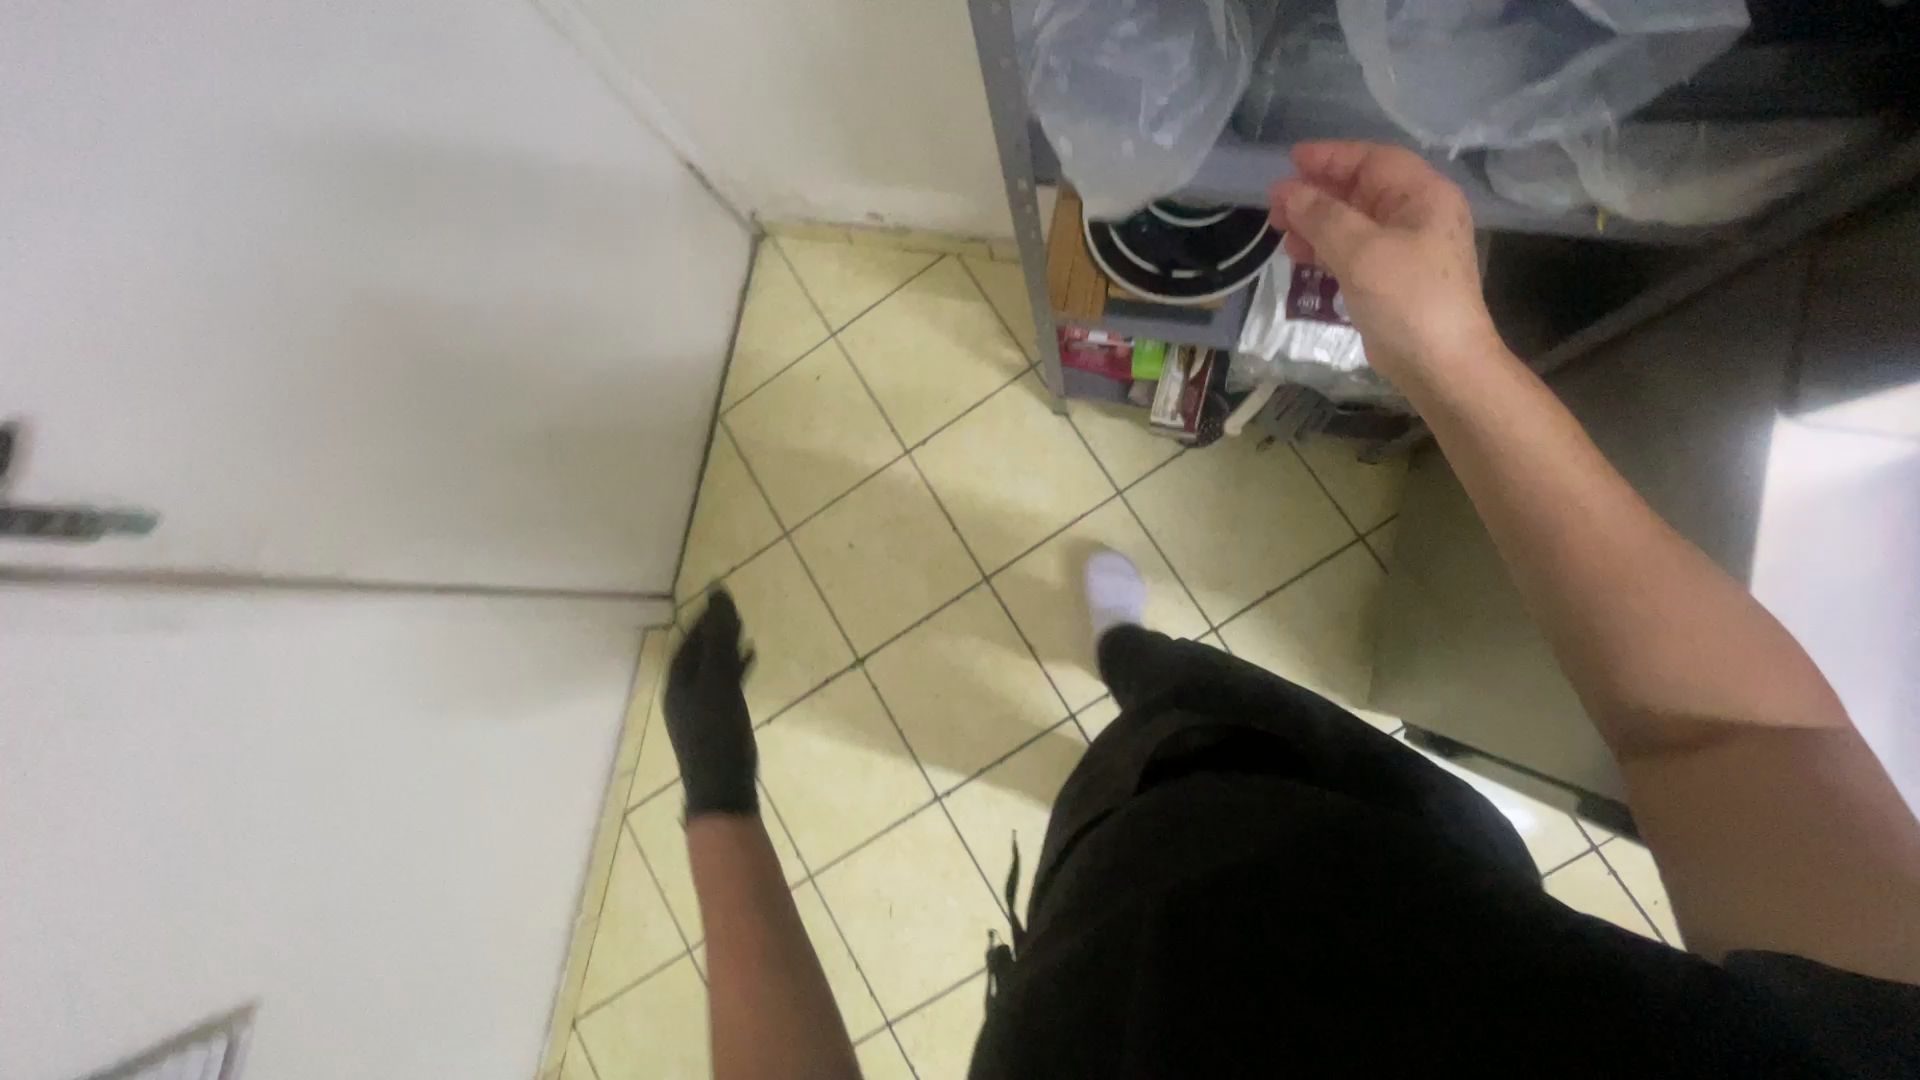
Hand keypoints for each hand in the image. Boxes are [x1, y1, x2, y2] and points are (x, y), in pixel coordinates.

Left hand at [664, 589, 758, 817]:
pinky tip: (751, 660)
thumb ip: (720, 641)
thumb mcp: (719, 682)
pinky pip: (724, 684)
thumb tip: (718, 598)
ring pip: (712, 666)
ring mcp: (698, 707)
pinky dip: (735, 668)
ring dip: (726, 646)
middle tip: (735, 608)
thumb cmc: (719, 733)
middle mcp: (683, 691)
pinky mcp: (716, 720)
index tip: (723, 592)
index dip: (706, 614)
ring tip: (745, 629)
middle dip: (715, 628)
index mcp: (678, 680)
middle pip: (699, 650)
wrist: (722, 788)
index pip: (690, 636)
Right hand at [1268, 142, 1499, 385]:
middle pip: (1360, 191)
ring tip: (1280, 231)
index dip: (1330, 157)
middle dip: (1317, 194)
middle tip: (1275, 203)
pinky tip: (1300, 256)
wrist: (1439, 362)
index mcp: (1422, 196)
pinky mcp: (1390, 279)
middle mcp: (1417, 216)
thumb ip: (1323, 218)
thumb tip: (1289, 193)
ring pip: (1353, 223)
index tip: (1290, 160)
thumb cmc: (1407, 299)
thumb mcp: (1362, 251)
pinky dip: (1325, 250)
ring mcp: (1404, 250)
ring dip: (1315, 223)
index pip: (1372, 161)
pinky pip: (1352, 251)